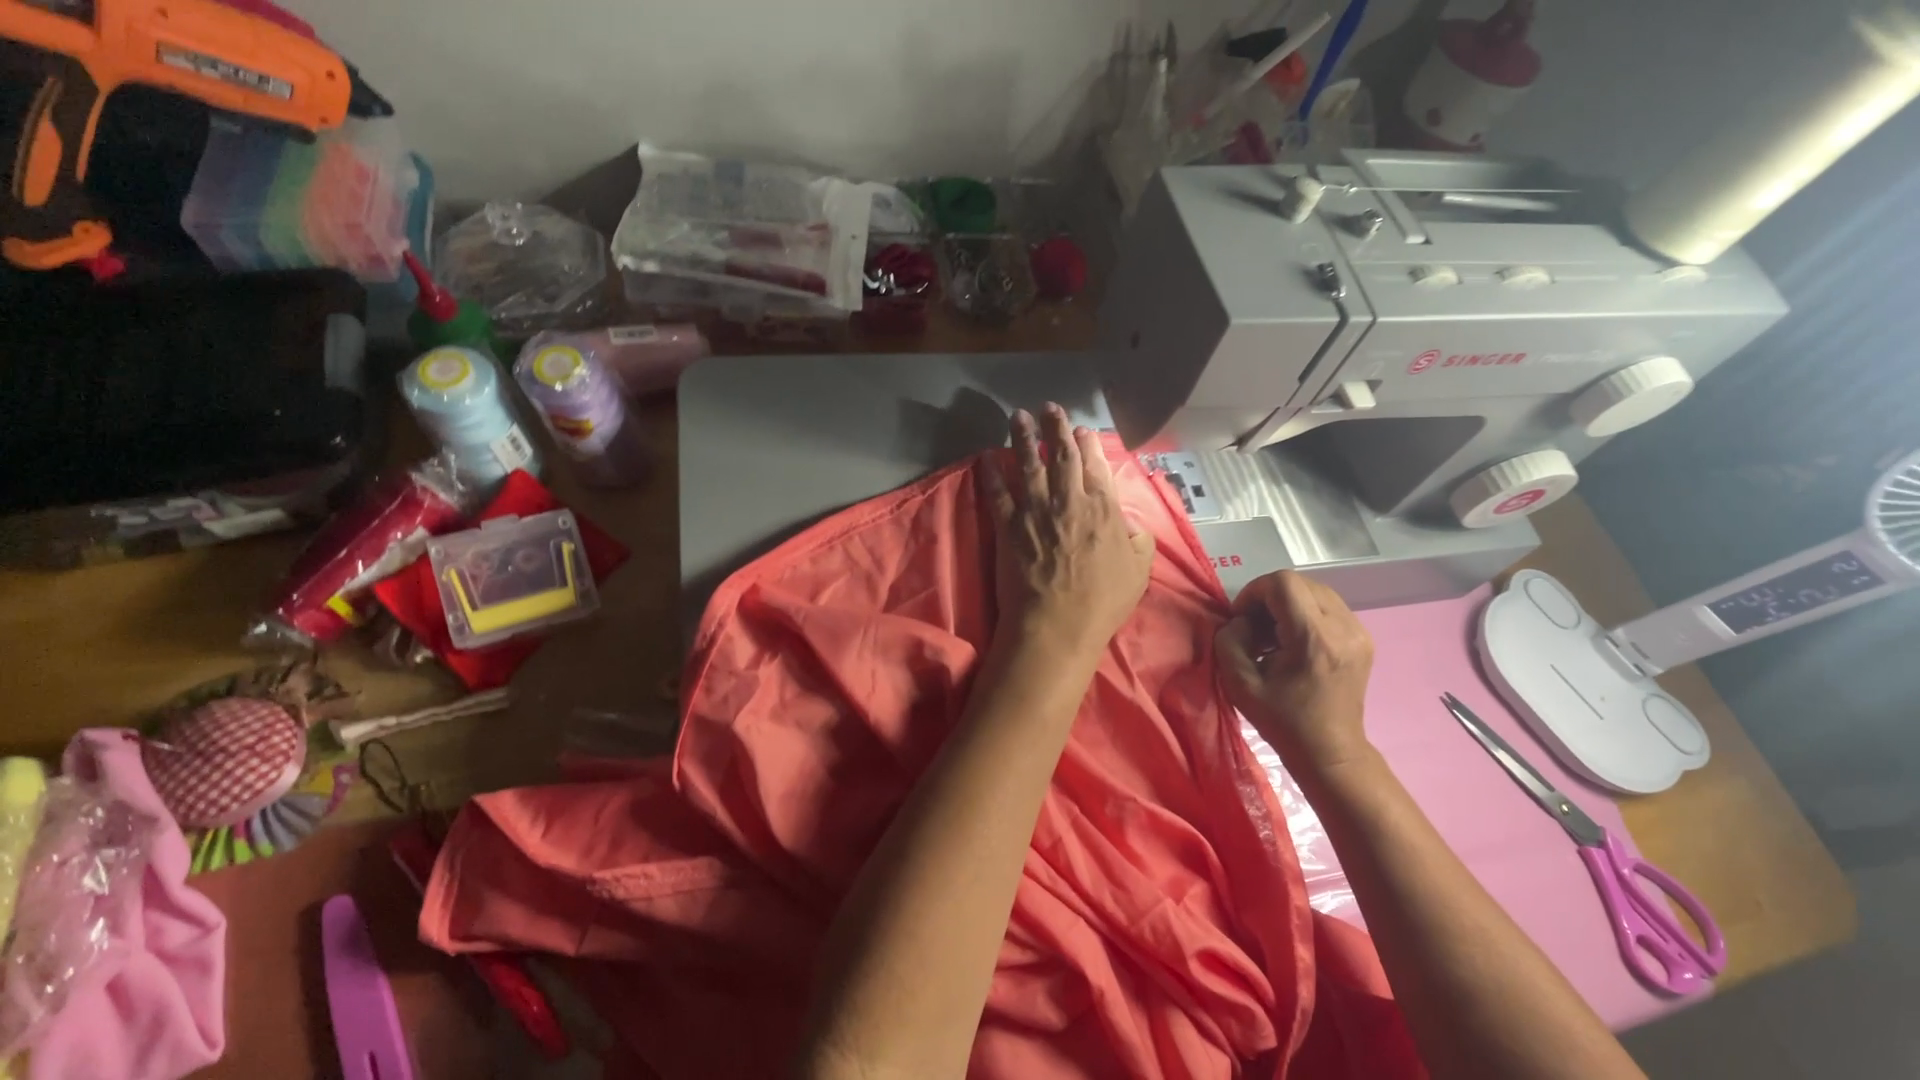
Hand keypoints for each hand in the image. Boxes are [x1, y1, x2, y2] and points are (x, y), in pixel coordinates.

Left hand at [982, 404, 1154, 657]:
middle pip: (1062, 456)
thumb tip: (1131, 526)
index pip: (1096, 466)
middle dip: (1056, 428)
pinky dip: (992, 472)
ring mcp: (1036, 511)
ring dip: (1023, 437)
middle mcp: (1069, 501)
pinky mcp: (1008, 526)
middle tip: (1049, 408)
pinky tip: (988, 456)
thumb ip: (1138, 542)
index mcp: (1103, 509)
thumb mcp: (1138, 572)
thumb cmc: (1102, 603)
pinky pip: (998, 492)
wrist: (1058, 624)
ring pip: (1029, 464)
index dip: (1088, 444)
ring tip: (1018, 416)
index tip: (1082, 429)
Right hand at [1215, 571, 1374, 773]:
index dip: (1253, 592)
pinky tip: (1293, 642)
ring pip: (1315, 591)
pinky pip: (1328, 607)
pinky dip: (1304, 614)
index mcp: (1314, 639)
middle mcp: (1343, 628)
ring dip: (1286, 604)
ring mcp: (1358, 631)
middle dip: (1268, 597)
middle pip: (1300, 583)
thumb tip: (1241, 621)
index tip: (1241, 619)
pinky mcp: (1363, 638)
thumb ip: (1230, 642)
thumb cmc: (1283, 721)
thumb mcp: (1239, 684)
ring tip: (1273, 636)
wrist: (1330, 751)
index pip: (1283, 583)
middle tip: (1254, 628)